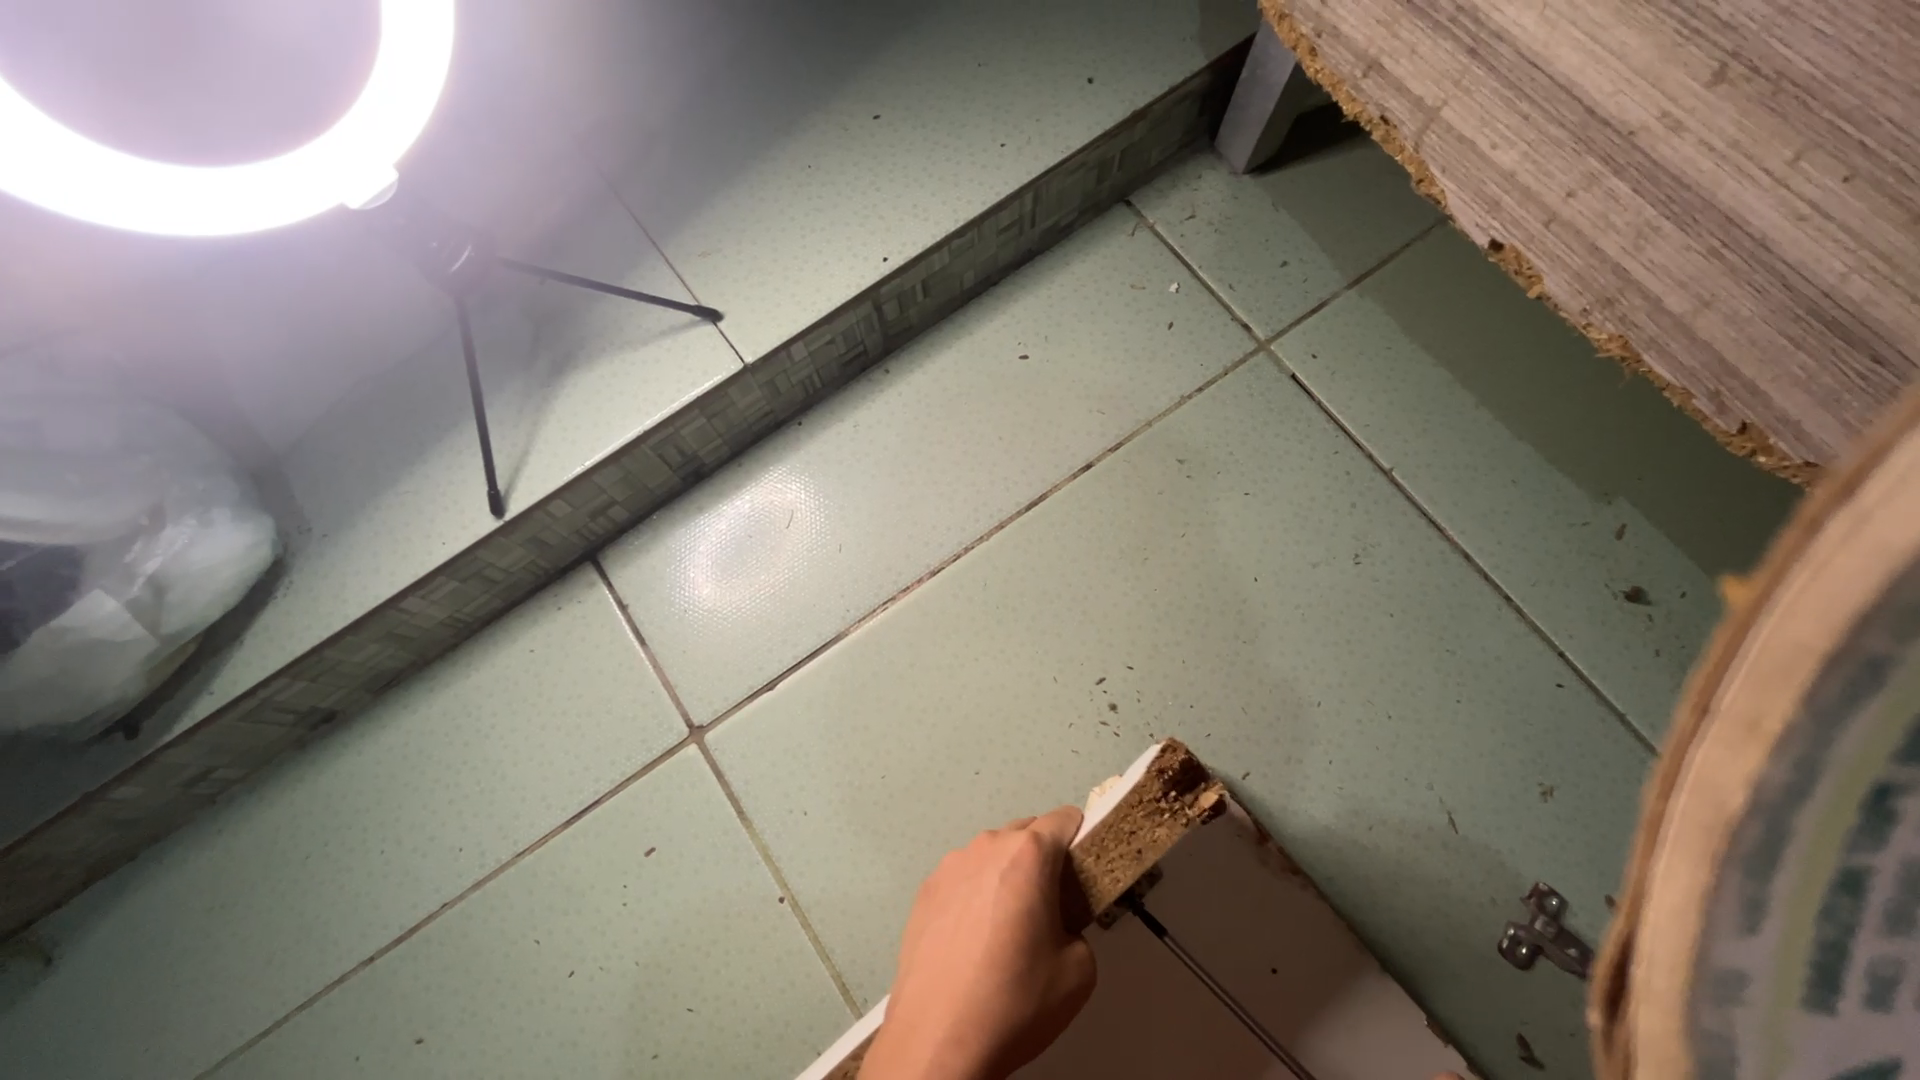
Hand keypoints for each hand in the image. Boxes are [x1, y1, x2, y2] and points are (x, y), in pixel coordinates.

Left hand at [860, 806, 1096, 1079]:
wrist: (937, 1039)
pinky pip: (963, 878)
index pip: (1066, 818)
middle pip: (1027, 833)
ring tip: (1006, 930)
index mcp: (1029, 854)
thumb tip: (1060, 921)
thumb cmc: (1013, 1002)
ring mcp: (949, 866)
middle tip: (1050, 909)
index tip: (1085, 873)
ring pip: (992, 855)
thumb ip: (1079, 925)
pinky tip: (973, 940)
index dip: (1082, 841)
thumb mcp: (1080, 969)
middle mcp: (986, 847)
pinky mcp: (925, 890)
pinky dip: (975, 895)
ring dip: (1006, 876)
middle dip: (1043, 860)